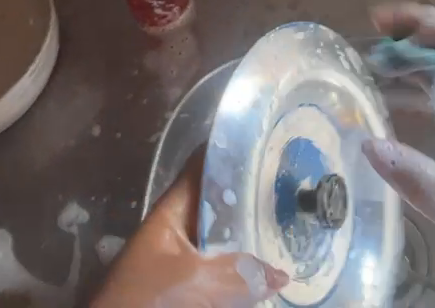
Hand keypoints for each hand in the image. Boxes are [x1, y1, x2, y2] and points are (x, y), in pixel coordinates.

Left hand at [91, 158, 287, 307]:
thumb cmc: (147, 300)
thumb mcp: (194, 284)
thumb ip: (239, 275)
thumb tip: (281, 273)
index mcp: (171, 210)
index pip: (203, 165)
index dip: (230, 149)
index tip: (265, 141)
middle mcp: (177, 228)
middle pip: (217, 202)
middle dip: (248, 196)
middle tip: (287, 186)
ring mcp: (180, 258)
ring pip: (221, 239)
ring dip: (247, 235)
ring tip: (286, 221)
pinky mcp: (185, 287)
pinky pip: (219, 270)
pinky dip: (240, 267)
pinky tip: (267, 269)